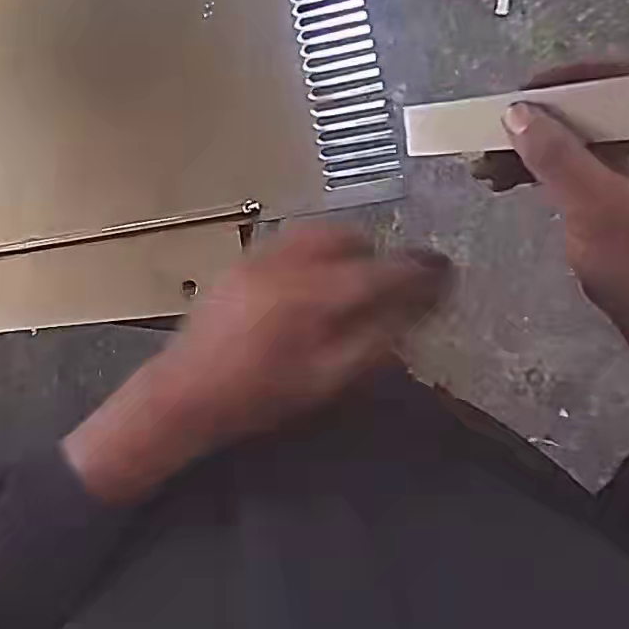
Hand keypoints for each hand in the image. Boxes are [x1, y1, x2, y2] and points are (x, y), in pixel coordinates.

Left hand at [63, 225, 450, 503]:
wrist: (186, 389)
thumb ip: (372, 343)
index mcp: (311, 296)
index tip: (442, 272)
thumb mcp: (325, 381)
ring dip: (341, 246)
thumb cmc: (258, 396)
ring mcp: (255, 259)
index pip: (379, 271)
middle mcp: (283, 264)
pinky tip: (309, 281)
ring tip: (352, 276)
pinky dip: (309, 252)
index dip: (418, 271)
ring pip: (311, 232)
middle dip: (374, 250)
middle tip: (391, 275)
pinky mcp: (237, 264)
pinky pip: (284, 242)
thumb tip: (408, 314)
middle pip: (342, 235)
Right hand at [497, 60, 628, 490]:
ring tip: (483, 165)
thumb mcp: (594, 204)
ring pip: (581, 139)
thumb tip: (514, 111)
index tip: (525, 92)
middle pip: (599, 108)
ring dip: (531, 148)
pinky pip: (578, 166)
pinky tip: (502, 181)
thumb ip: (553, 153)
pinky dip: (540, 170)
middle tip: (493, 131)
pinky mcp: (627, 193)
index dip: (576, 76)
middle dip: (539, 121)